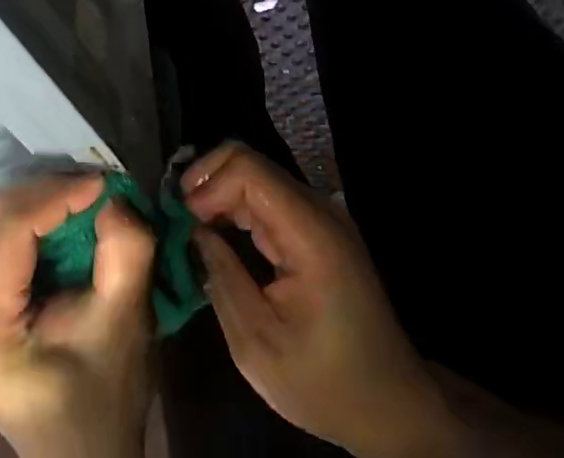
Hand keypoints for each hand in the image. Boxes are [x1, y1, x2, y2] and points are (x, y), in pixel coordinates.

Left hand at [0, 174, 154, 457]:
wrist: (79, 454)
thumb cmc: (100, 402)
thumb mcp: (123, 326)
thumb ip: (124, 254)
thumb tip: (114, 199)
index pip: (11, 225)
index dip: (59, 194)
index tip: (107, 185)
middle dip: (54, 192)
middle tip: (103, 192)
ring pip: (0, 217)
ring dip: (49, 202)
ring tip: (93, 204)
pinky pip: (5, 234)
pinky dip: (43, 219)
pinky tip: (74, 224)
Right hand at [185, 143, 467, 457]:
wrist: (387, 401)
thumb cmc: (323, 382)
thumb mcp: (257, 344)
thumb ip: (221, 278)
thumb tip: (191, 232)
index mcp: (310, 233)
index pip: (249, 169)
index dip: (206, 185)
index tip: (181, 222)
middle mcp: (318, 210)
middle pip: (250, 162)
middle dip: (206, 183)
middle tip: (175, 220)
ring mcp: (320, 215)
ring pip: (255, 174)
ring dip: (217, 193)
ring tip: (186, 227)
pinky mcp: (315, 227)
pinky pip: (267, 196)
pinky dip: (234, 205)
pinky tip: (213, 231)